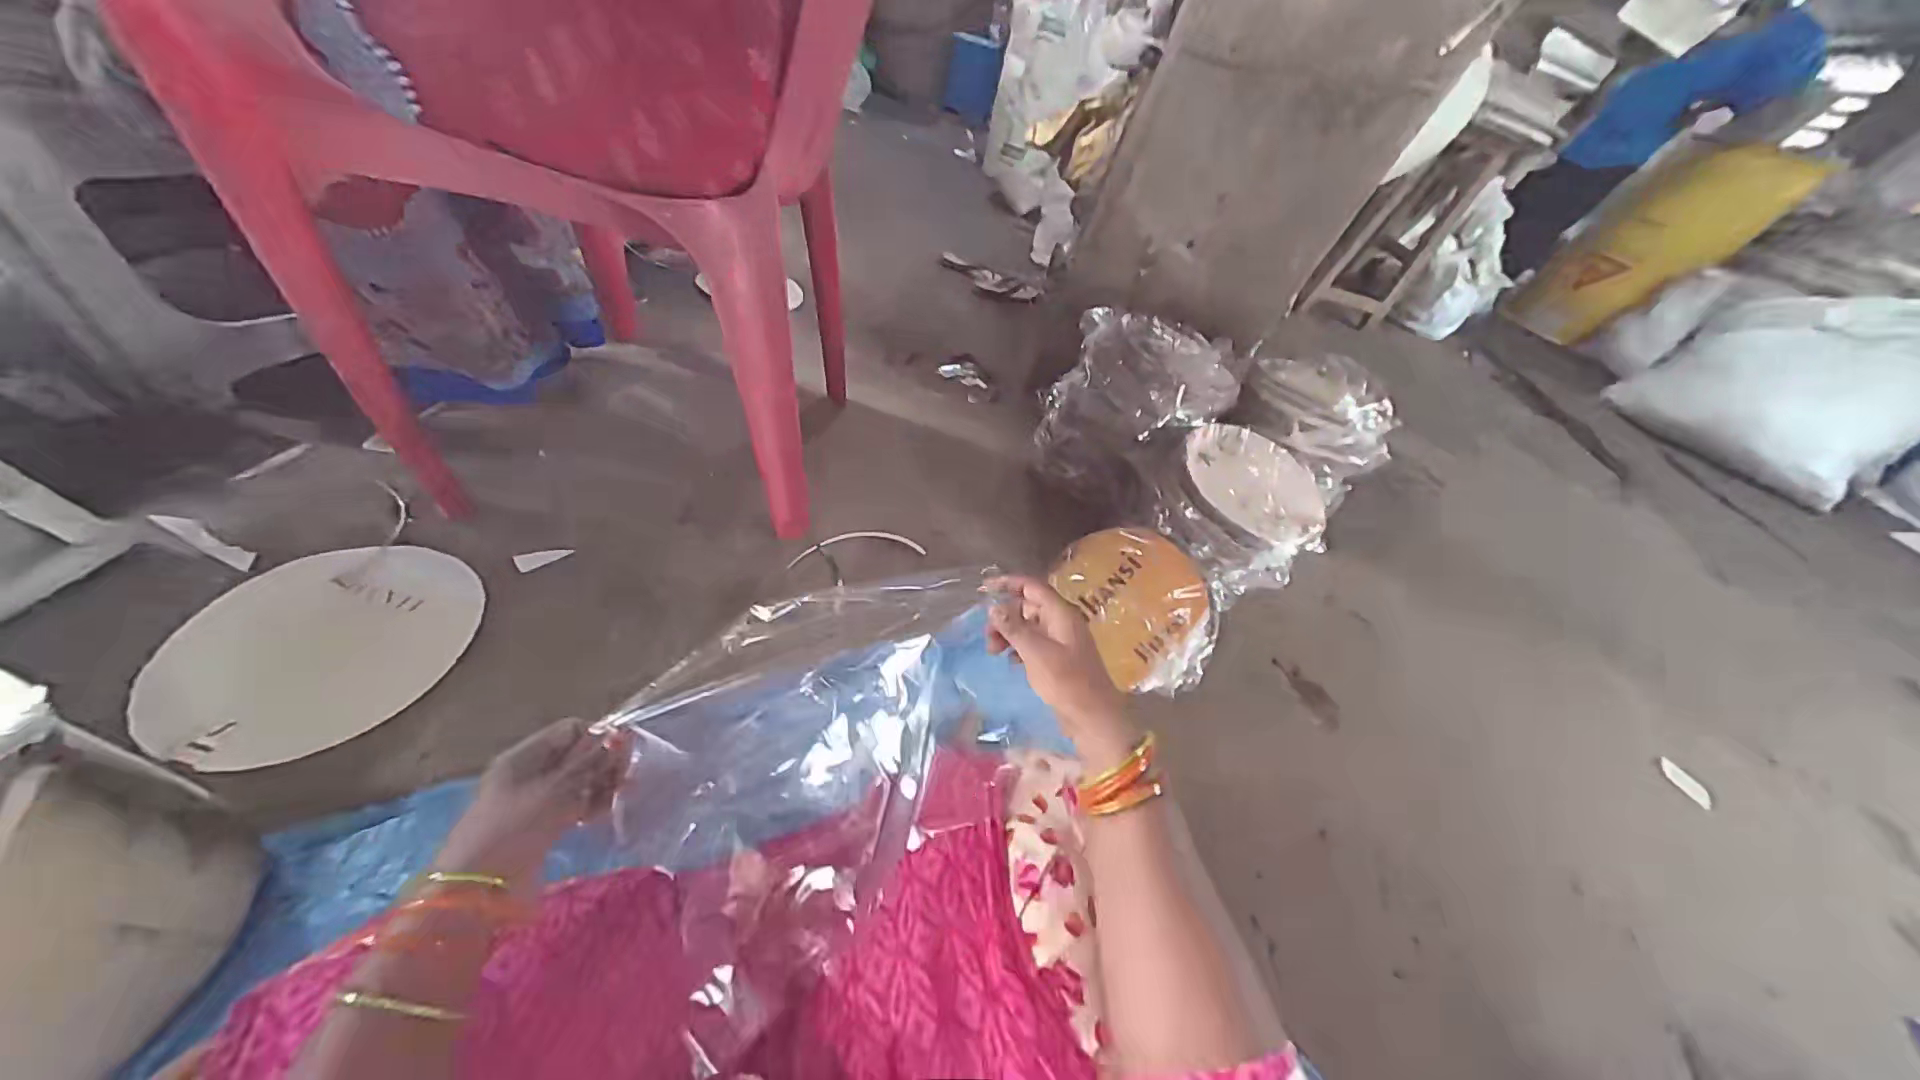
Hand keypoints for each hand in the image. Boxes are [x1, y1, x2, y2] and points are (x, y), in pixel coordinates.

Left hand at [433, 718, 629, 891]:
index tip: (622, 754)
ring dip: (600, 786)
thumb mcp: (555, 790)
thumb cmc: (514, 829)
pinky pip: (574, 804)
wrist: (479, 891)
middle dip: (603, 763)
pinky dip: (591, 806)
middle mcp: (528, 773)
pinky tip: (604, 813)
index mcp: (523, 757)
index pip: (571, 730)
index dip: (598, 737)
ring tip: (619, 797)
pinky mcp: (541, 824)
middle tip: (625, 779)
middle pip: (576, 755)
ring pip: (578, 781)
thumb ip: (590, 762)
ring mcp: (534, 800)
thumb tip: (621, 738)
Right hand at [986, 575, 1136, 763]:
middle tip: (988, 637)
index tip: (984, 589)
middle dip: (1005, 616)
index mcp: (1061, 614)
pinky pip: (1034, 644)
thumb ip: (1014, 628)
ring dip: (1010, 634)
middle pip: (1028, 607)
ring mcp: (1062, 641)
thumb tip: (994, 607)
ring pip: (1029, 627)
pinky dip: (1019, 648)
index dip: (1008, 583)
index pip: (1032, 587)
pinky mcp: (1059, 659)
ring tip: (993, 652)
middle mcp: (1062, 622)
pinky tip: (1011, 661)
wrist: (1093, 717)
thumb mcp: (1035, 653)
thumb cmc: (1066, 682)